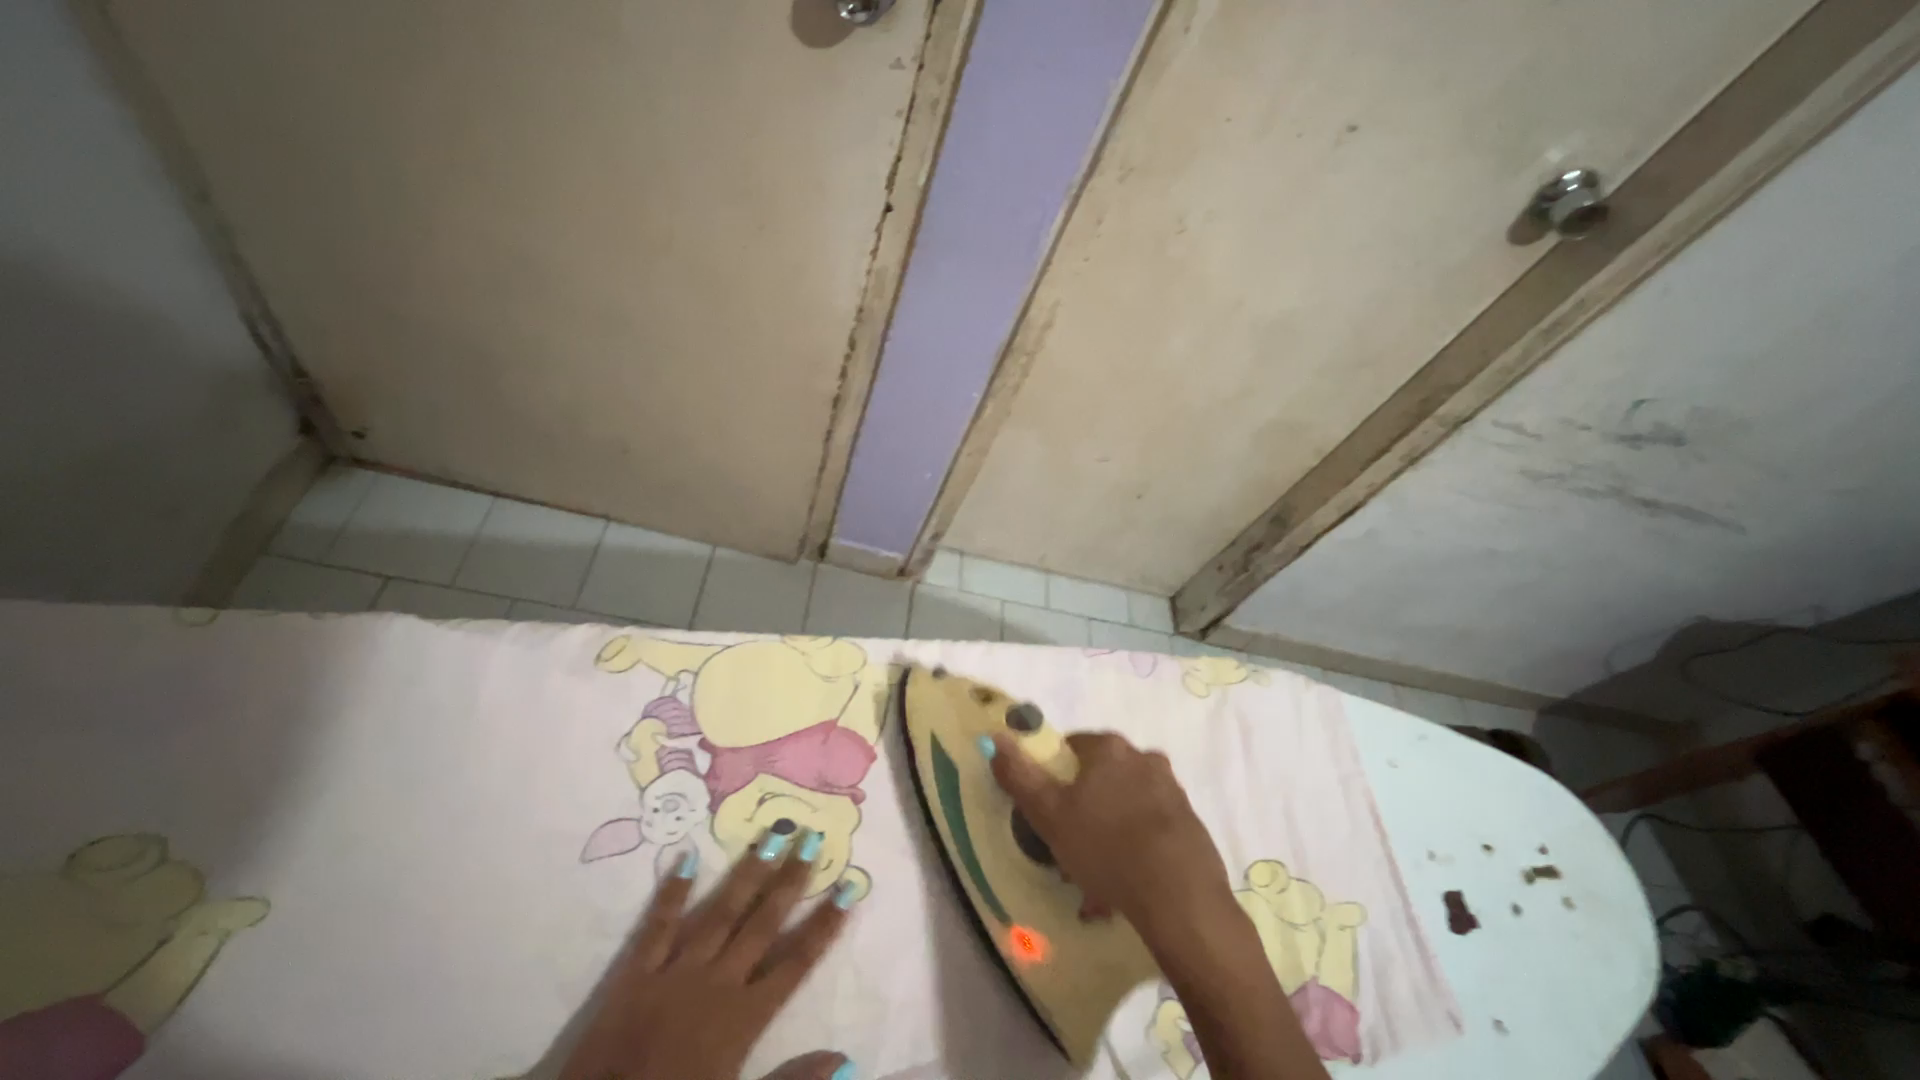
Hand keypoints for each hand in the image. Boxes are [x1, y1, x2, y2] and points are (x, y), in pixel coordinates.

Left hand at [560, 842, 856, 1079]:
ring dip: (748, 874)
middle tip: (812, 837)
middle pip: (763, 925)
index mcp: (745, 1018)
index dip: (824, 924)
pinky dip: (671, 893)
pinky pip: (658, 926)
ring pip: (720, 914)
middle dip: (791, 881)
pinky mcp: (635, 974)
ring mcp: (676, 973)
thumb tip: (847, 1058)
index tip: (849, 887)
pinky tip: (686, 858)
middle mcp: (718, 984)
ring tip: (771, 835)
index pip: (796, 962)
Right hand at [986, 731, 1232, 933]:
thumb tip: (995, 737)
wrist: (1179, 895)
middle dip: (1083, 811)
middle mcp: (1145, 758)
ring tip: (1095, 882)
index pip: (1070, 748)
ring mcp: (1173, 790)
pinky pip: (1150, 831)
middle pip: (1101, 779)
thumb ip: (1019, 775)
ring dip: (1108, 835)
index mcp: (1109, 748)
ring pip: (1126, 807)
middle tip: (1068, 849)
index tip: (1047, 812)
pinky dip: (1134, 852)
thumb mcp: (1048, 813)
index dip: (1053, 778)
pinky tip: (1123, 889)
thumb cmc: (1104, 846)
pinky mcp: (1191, 824)